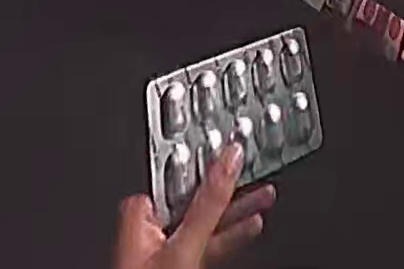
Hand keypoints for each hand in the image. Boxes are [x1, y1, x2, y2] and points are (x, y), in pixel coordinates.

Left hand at [114, 144, 274, 268]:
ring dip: (239, 211)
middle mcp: (146, 230)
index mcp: (138, 215)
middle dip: (232, 187)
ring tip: (265, 195)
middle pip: (197, 197)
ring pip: (207, 222)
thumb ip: (208, 202)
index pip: (181, 174)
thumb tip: (228, 158)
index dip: (212, 160)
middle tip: (258, 167)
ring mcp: (162, 254)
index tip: (238, 148)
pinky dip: (230, 236)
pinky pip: (208, 244)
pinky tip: (250, 225)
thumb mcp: (184, 247)